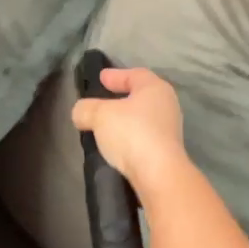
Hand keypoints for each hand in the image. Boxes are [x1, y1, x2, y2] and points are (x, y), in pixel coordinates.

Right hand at [70, 67, 191, 196]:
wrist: (158, 172)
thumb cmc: (131, 132)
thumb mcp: (99, 115)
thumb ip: (86, 109)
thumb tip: (80, 112)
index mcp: (154, 88)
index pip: (134, 75)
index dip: (116, 75)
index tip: (101, 77)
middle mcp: (166, 105)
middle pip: (140, 96)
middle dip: (121, 97)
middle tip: (103, 99)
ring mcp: (168, 129)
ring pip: (142, 117)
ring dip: (124, 119)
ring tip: (105, 124)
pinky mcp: (165, 151)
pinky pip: (142, 136)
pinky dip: (129, 136)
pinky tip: (116, 144)